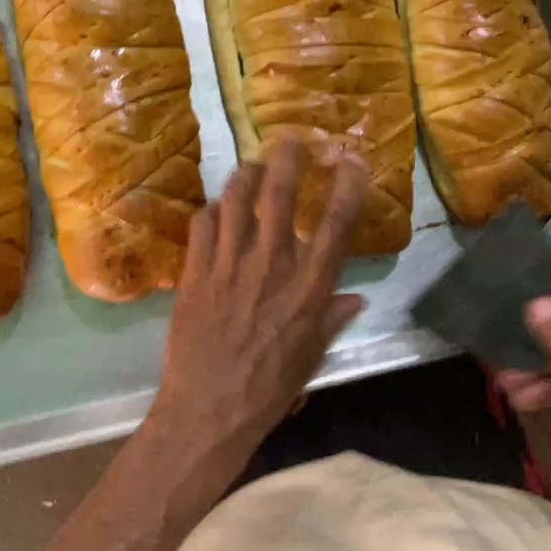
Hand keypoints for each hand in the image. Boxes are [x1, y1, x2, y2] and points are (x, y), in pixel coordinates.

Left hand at [148, 139, 367, 467]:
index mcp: (307, 288)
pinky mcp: (194, 272)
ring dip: (246, 174)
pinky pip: (202, 223)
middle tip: (292, 140)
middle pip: (280, 192)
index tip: (353, 161)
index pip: (336, 223)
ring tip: (252, 167)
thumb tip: (356, 297)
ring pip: (235, 197)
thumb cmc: (267, 390)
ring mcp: (228, 264)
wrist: (207, 411)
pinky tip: (218, 212)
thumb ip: (332, 319)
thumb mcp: (311, 357)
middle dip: (288, 156)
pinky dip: (213, 210)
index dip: (348, 185)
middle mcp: (270, 265)